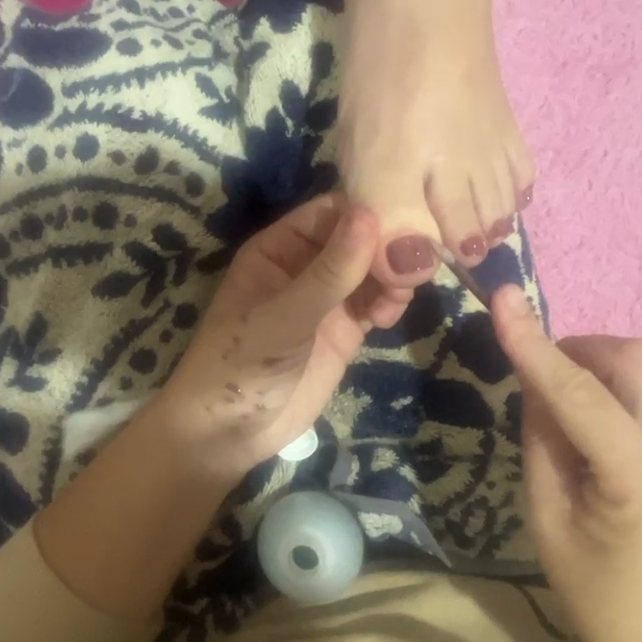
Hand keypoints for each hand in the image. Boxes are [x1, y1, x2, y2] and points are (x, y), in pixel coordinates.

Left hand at [153, 194, 410, 479]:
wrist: (230, 431)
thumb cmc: (241, 363)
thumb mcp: (284, 315)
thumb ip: (329, 271)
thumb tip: (370, 214)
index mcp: (278, 247)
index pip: (331, 211)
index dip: (367, 210)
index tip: (405, 222)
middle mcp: (305, 264)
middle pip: (360, 237)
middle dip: (387, 246)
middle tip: (412, 265)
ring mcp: (327, 297)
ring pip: (373, 268)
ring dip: (393, 275)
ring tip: (399, 294)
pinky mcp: (345, 329)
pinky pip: (377, 301)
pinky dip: (391, 302)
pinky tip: (389, 316)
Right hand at [490, 284, 641, 641]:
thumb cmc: (595, 591)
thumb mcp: (546, 515)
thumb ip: (543, 435)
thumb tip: (535, 374)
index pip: (583, 396)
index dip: (536, 345)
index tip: (500, 298)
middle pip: (639, 361)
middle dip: (581, 347)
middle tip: (539, 365)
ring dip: (604, 366)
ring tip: (568, 397)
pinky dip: (626, 391)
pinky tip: (603, 424)